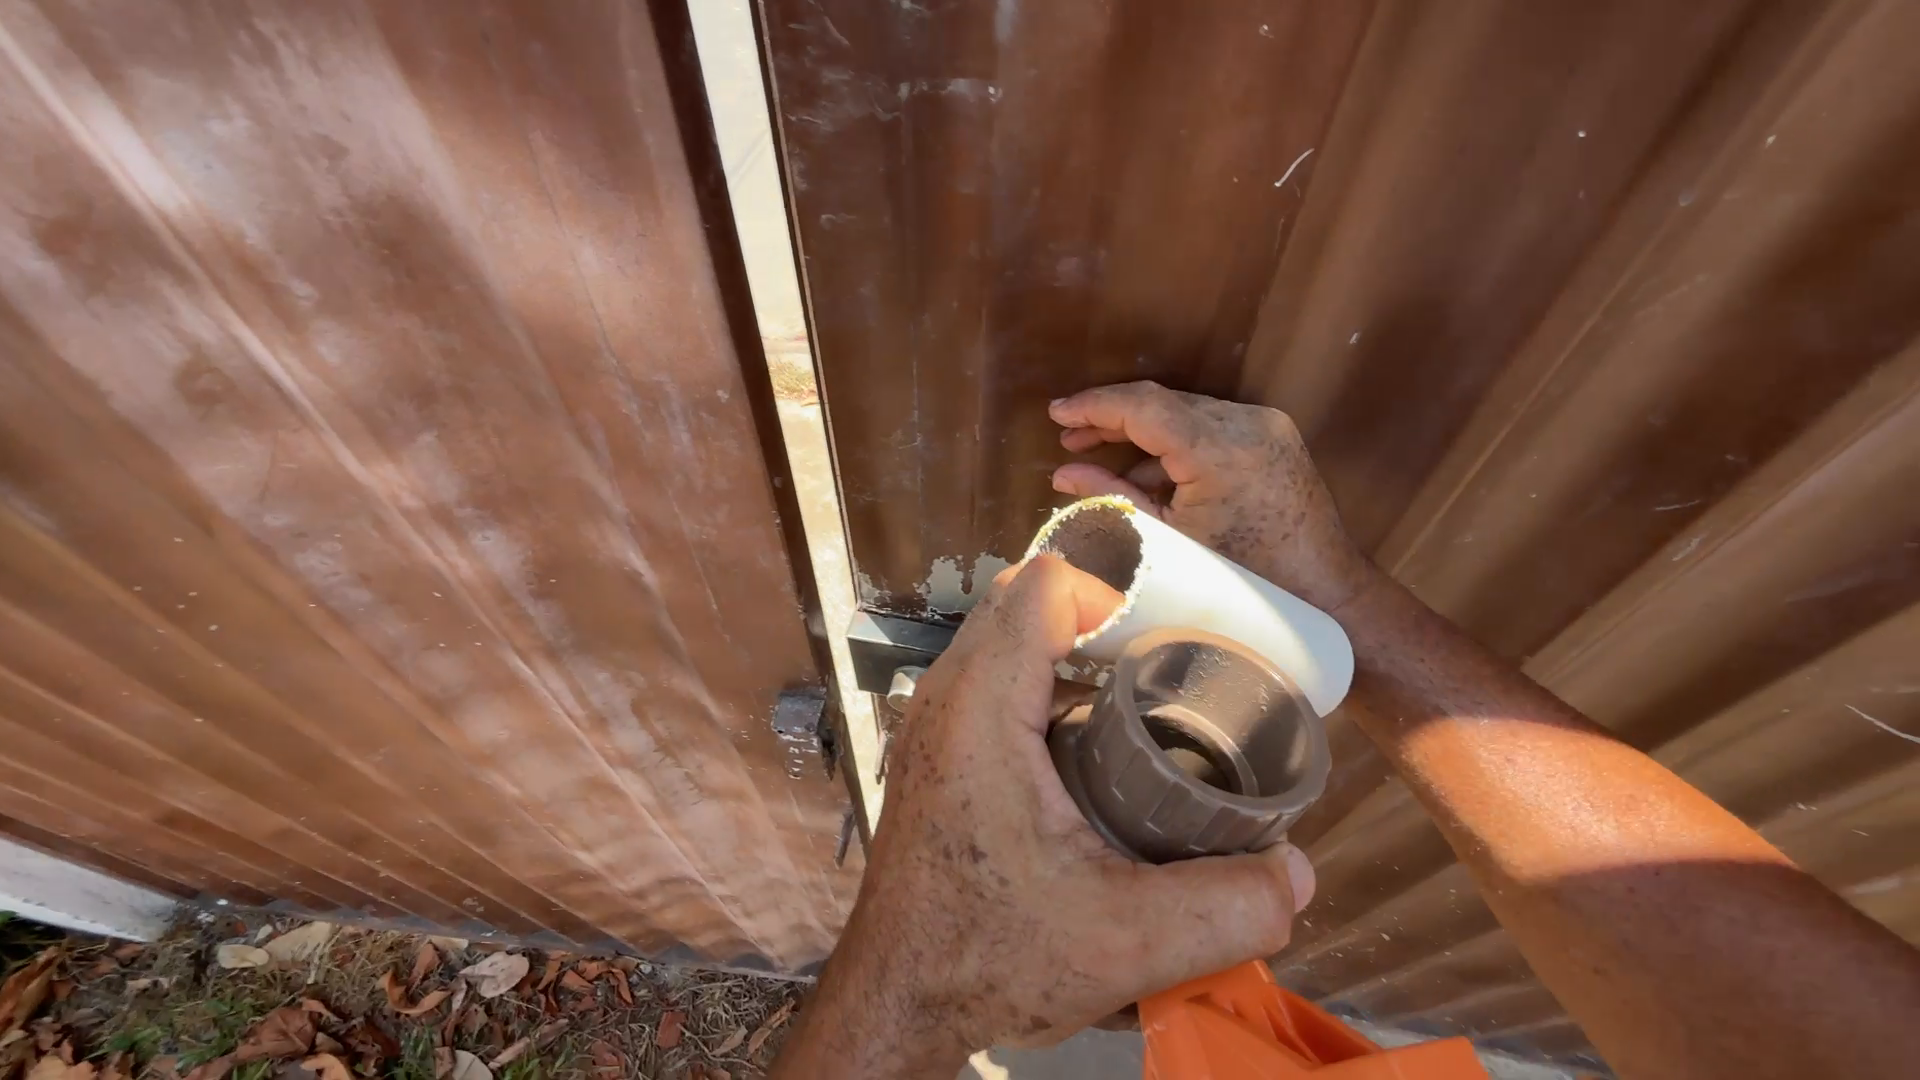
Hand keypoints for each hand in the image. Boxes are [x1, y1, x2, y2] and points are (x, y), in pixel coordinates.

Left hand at [772, 557, 1314, 1076]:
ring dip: (1064, 643)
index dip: (1110, 593)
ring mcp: (932, 719)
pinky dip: (1037, 673)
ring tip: (1132, 691)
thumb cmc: (992, 957)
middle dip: (1093, 612)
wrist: (896, 995)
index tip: (1163, 637)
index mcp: (982, 708)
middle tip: (1159, 659)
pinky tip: (1084, 734)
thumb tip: (1297, 873)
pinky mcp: (933, 746)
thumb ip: (1227, 906)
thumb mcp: (1126, 940)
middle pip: (1018, 600)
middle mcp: (946, 696)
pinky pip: (987, 674)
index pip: (1041, 587)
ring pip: (999, 636)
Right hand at [1050, 381, 1376, 613]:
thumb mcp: (1166, 538)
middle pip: (1161, 403)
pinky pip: (1208, 427)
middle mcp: (1245, 423)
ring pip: (1182, 411)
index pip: (1142, 407)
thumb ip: (1112, 496)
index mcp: (1218, 450)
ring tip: (1094, 450)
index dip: (1093, 405)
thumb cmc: (1241, 578)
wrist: (1323, 591)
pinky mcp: (1271, 434)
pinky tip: (1143, 470)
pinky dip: (1172, 443)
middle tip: (1068, 437)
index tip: (1056, 413)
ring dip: (1139, 430)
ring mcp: (1264, 424)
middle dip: (1110, 418)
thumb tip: (1063, 474)